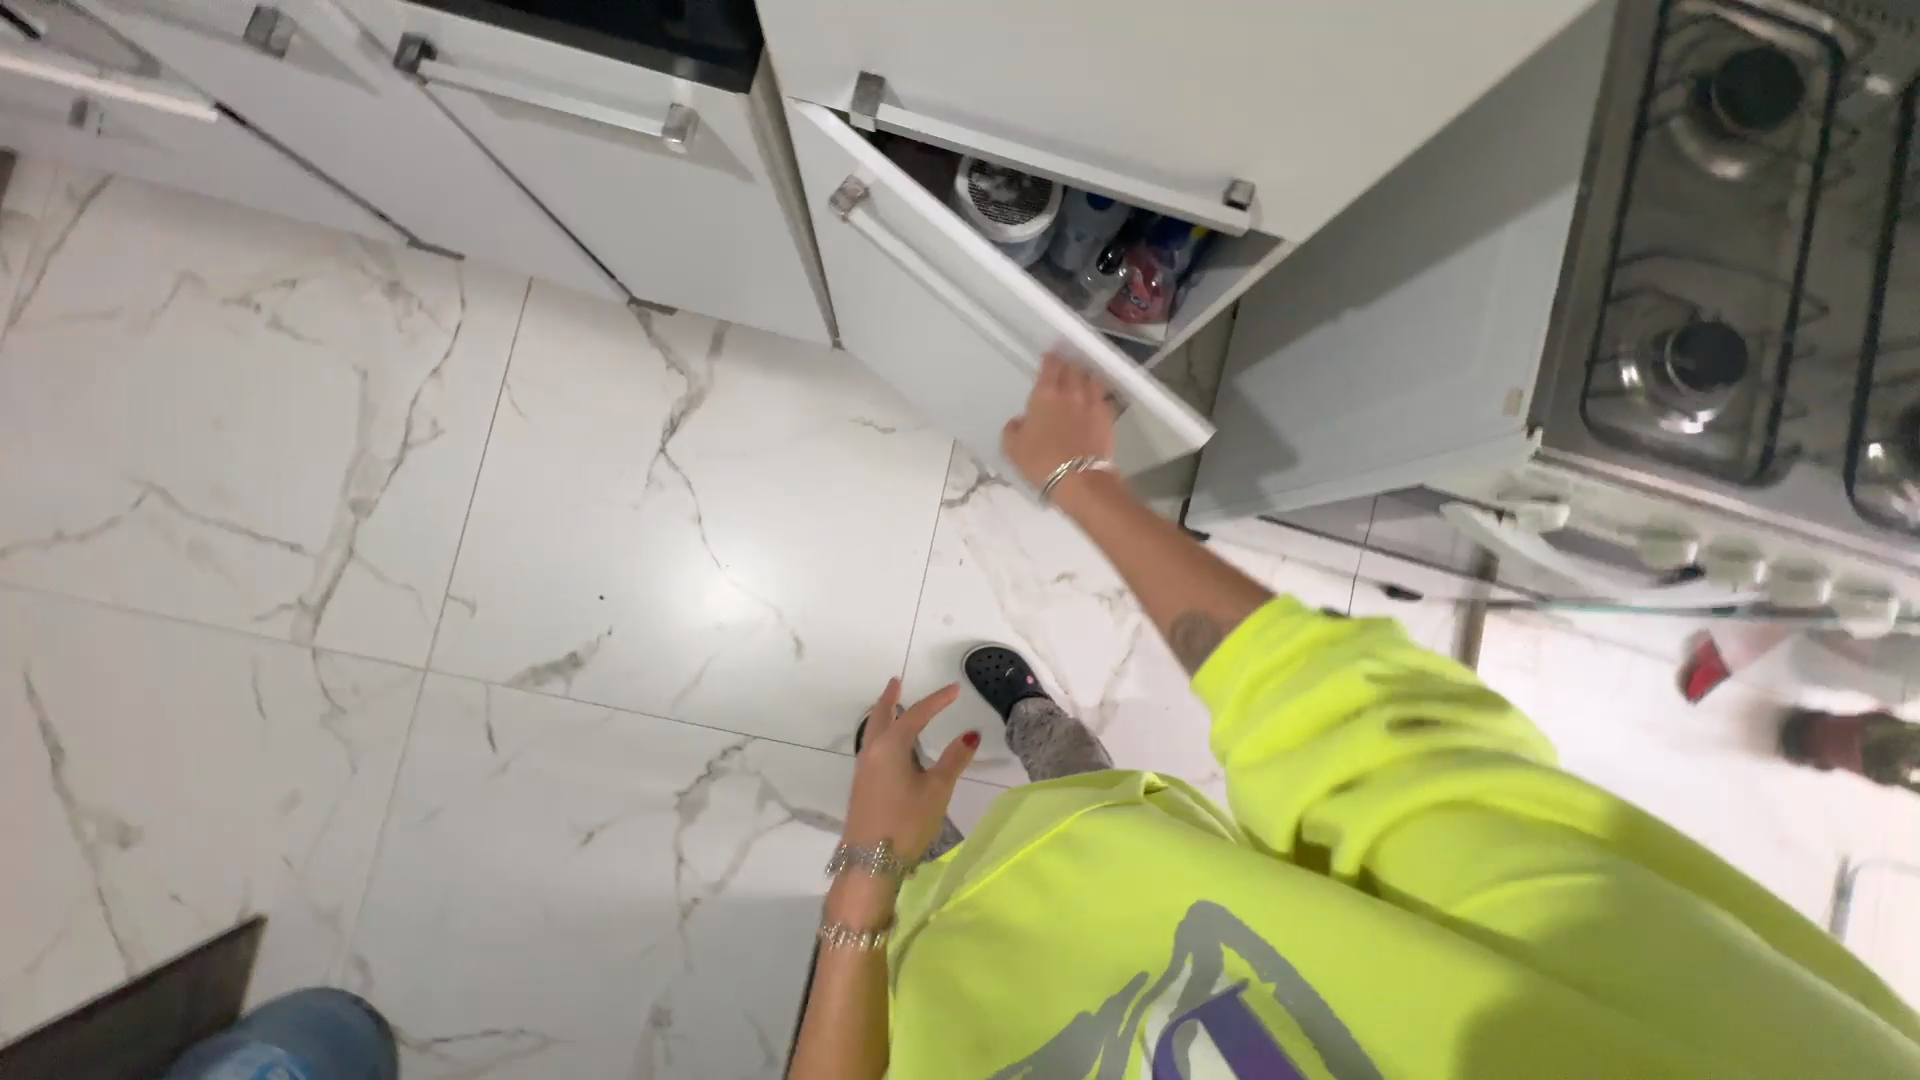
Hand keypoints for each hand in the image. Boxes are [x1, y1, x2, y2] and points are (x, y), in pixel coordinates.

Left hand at [843, 679, 977, 860]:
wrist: (869, 860)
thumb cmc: (907, 821)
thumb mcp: (937, 790)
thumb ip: (953, 759)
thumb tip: (970, 734)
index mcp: (891, 746)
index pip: (916, 714)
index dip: (937, 700)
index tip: (955, 689)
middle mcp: (873, 751)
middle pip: (880, 716)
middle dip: (890, 698)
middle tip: (896, 681)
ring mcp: (863, 768)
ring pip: (872, 731)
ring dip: (882, 715)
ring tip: (892, 707)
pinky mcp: (861, 785)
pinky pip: (870, 746)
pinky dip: (879, 733)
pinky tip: (888, 746)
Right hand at [1001, 351, 1117, 488]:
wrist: (1077, 479)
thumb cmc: (1040, 462)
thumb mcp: (1012, 447)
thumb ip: (1013, 428)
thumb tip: (1020, 421)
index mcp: (1045, 394)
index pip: (1050, 365)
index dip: (1050, 360)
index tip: (1048, 360)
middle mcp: (1071, 392)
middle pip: (1073, 368)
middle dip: (1068, 366)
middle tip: (1064, 371)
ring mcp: (1092, 402)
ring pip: (1092, 379)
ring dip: (1085, 378)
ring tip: (1082, 383)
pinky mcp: (1108, 416)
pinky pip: (1104, 398)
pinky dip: (1098, 396)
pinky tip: (1095, 402)